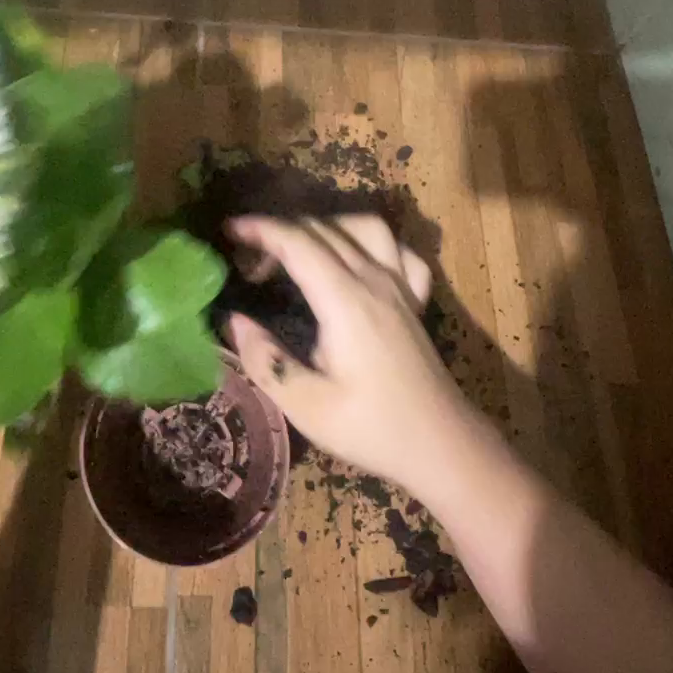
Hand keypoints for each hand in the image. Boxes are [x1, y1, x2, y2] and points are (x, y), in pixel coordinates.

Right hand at [225, 215, 479, 495]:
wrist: (443, 445)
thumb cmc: (372, 428)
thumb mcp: (307, 406)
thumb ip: (265, 360)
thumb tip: (234, 322)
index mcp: (345, 300)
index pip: (298, 243)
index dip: (261, 230)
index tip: (229, 231)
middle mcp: (375, 280)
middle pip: (324, 229)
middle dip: (280, 232)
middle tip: (249, 264)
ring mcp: (401, 287)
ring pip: (365, 227)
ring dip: (326, 227)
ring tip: (299, 251)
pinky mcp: (414, 300)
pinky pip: (397, 251)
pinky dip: (371, 244)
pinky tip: (356, 263)